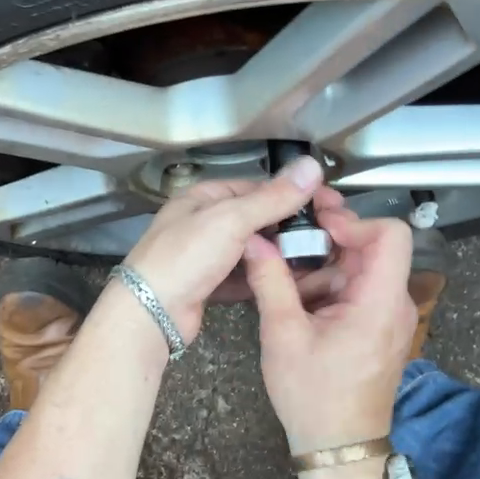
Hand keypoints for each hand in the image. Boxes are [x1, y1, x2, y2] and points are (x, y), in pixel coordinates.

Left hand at [118, 156, 336, 343]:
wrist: (149, 312)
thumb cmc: (184, 258)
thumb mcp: (230, 220)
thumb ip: (272, 197)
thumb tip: (311, 166)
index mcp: (202, 198)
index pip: (256, 188)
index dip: (292, 195)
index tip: (329, 206)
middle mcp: (202, 223)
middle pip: (255, 220)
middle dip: (288, 228)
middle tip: (329, 237)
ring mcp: (205, 257)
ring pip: (251, 251)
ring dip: (280, 255)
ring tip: (319, 260)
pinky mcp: (208, 286)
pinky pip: (244, 277)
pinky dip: (265, 278)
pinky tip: (292, 284)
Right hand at [241, 203, 416, 453]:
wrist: (338, 447)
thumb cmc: (314, 395)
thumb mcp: (282, 335)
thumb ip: (270, 281)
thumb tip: (253, 239)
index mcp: (379, 302)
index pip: (389, 234)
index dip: (351, 220)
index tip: (313, 223)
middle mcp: (394, 304)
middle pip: (371, 248)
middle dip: (326, 240)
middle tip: (285, 238)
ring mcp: (388, 317)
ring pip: (359, 269)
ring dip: (321, 266)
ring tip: (281, 279)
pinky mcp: (377, 329)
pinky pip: (355, 291)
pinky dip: (326, 287)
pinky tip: (294, 301)